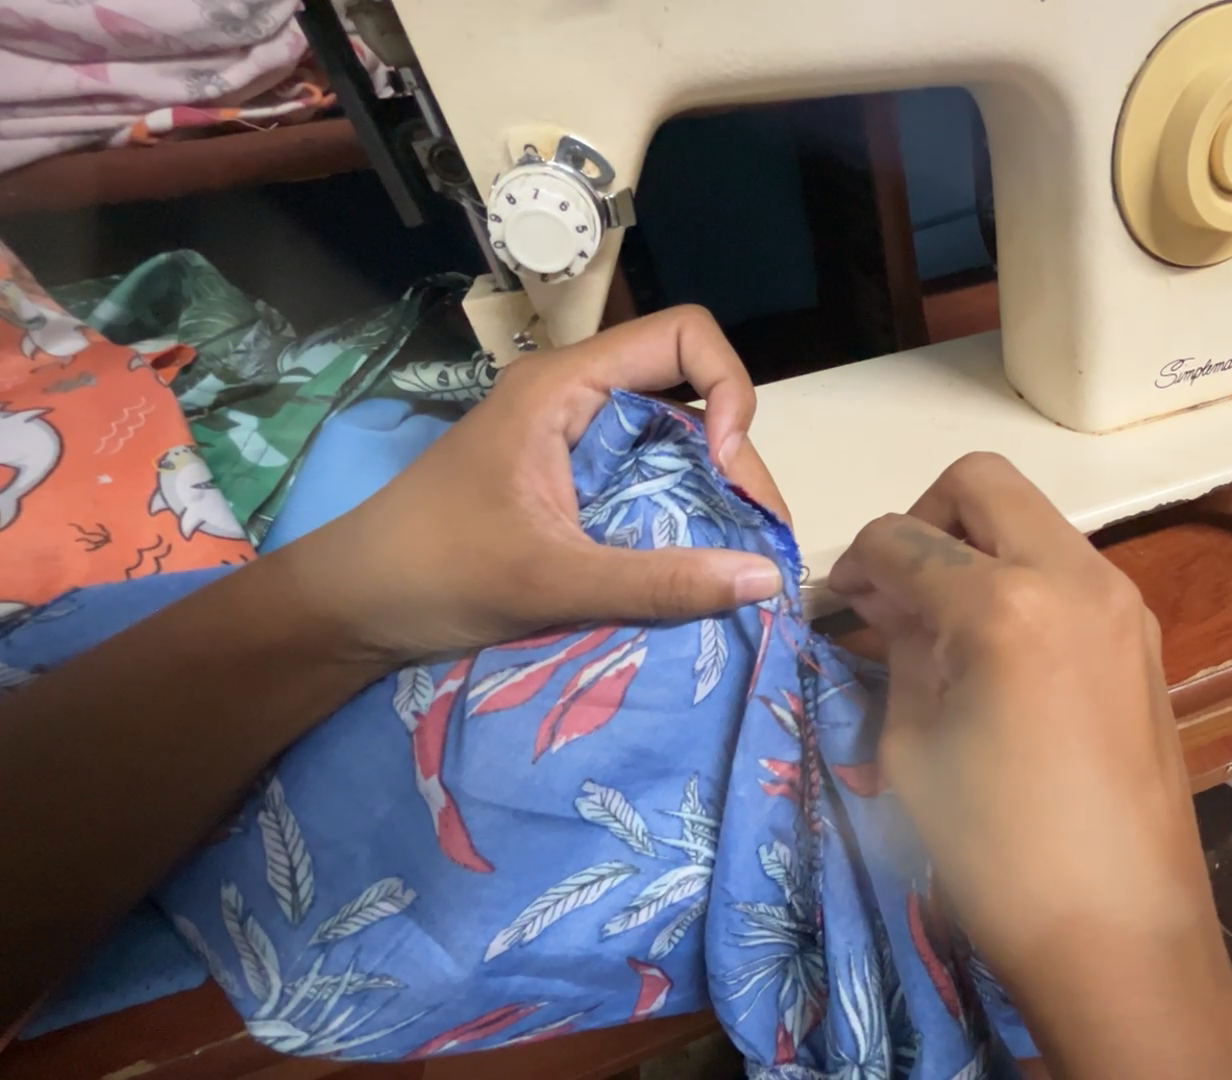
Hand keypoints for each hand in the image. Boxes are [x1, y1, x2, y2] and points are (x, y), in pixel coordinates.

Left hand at [282, 305, 789, 662]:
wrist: (351, 609)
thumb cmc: (434, 571)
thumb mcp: (552, 579)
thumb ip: (661, 582)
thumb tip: (768, 579)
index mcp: (568, 385)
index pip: (685, 335)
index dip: (729, 386)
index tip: (729, 463)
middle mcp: (586, 400)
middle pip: (699, 398)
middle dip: (740, 462)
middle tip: (757, 535)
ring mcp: (587, 442)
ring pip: (684, 447)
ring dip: (722, 495)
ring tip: (741, 556)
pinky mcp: (586, 482)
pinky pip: (662, 483)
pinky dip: (693, 517)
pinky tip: (703, 560)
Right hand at [828, 454, 1231, 1077]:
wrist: (1122, 931)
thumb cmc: (996, 854)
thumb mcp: (912, 742)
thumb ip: (899, 644)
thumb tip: (884, 594)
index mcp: (1004, 603)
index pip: (904, 536)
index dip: (857, 560)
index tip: (843, 599)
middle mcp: (1073, 574)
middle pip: (981, 482)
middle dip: (924, 518)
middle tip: (899, 588)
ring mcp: (1120, 598)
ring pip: (1030, 519)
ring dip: (976, 547)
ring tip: (945, 620)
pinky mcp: (1143, 630)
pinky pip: (1065, 566)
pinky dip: (1019, 579)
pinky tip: (998, 646)